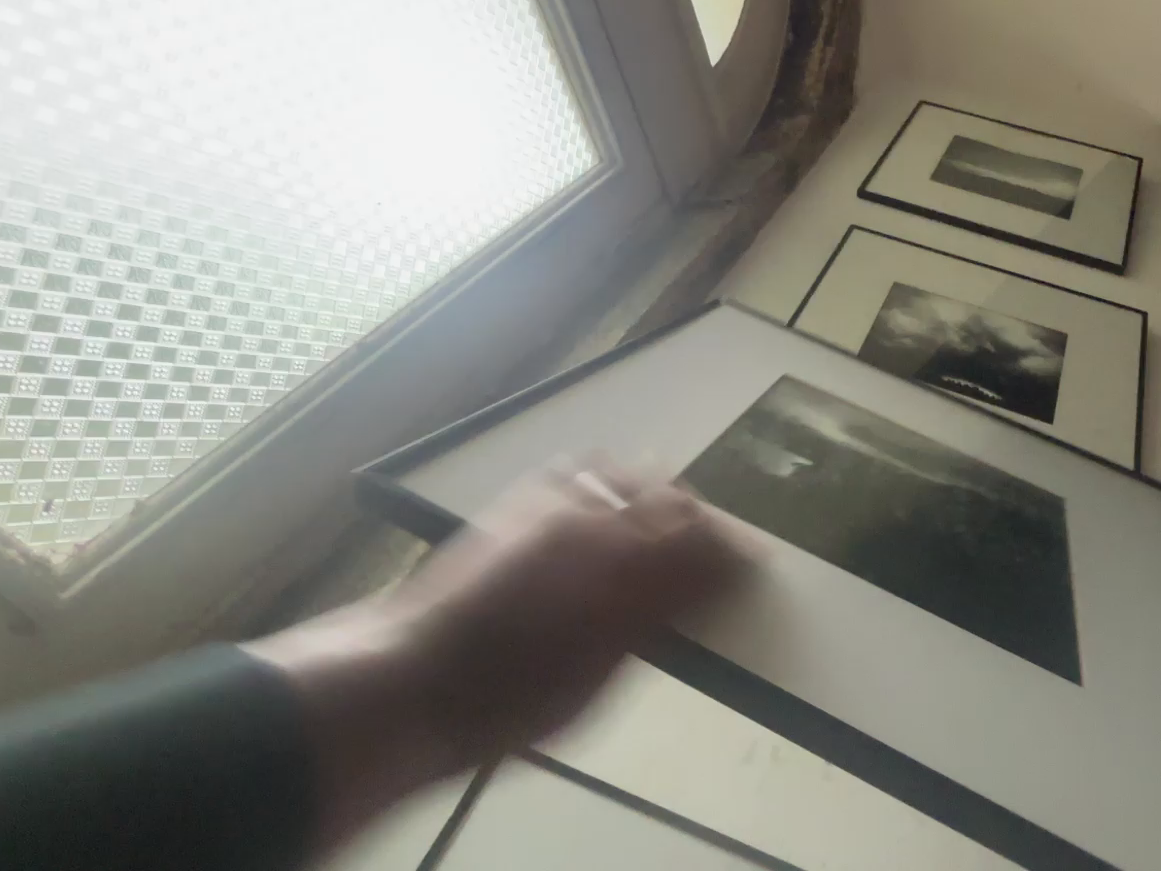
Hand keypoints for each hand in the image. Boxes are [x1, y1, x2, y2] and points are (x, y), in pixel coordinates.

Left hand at [246, 460, 749, 851]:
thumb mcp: (596, 677)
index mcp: (615, 572)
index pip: (699, 544)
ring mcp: (552, 503)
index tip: (750, 564)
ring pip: (630, 473)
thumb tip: (710, 586)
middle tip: (712, 552)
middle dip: (701, 521)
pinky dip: (610, 479)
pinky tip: (608, 501)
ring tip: (663, 523)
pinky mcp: (520, 498)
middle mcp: (589, 522)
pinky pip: (581, 466)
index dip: (732, 552)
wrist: (410, 676)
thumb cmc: (508, 695)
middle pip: (672, 499)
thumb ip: (658, 619)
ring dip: (659, 495)